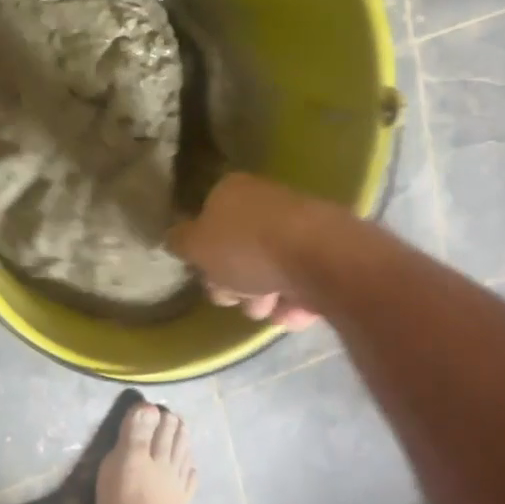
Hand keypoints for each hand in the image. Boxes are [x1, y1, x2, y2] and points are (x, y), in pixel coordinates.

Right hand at [168, 173, 321, 330]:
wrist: (320, 258)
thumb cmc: (247, 247)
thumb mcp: (195, 245)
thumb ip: (180, 241)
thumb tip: (175, 237)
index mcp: (232, 191)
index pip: (207, 222)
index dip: (205, 255)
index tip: (208, 276)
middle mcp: (266, 202)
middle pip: (239, 253)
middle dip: (237, 284)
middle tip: (238, 297)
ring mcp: (300, 227)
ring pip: (270, 273)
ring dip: (265, 299)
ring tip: (272, 307)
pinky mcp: (329, 253)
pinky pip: (301, 284)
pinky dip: (296, 302)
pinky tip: (297, 311)